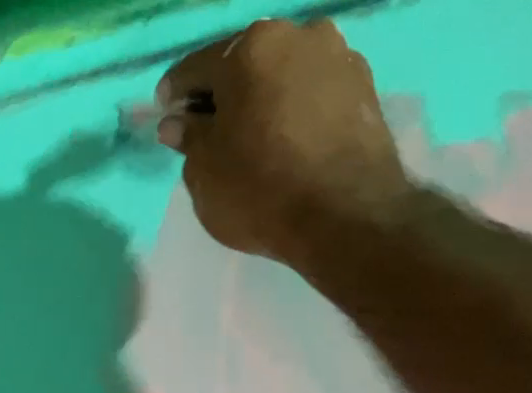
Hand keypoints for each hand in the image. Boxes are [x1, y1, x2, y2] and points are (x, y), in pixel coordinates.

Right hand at [156, 17, 411, 266]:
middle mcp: (298, 37)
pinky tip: (283, 144)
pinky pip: (311, 95)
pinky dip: (292, 112)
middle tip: (207, 133)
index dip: (174, 98)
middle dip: (222, 96)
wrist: (346, 216)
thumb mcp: (202, 170)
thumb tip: (178, 122)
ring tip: (248, 141)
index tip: (166, 120)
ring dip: (260, 102)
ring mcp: (338, 58)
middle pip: (243, 66)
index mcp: (250, 48)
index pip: (195, 69)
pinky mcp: (365, 89)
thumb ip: (188, 137)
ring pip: (281, 77)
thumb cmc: (259, 189)